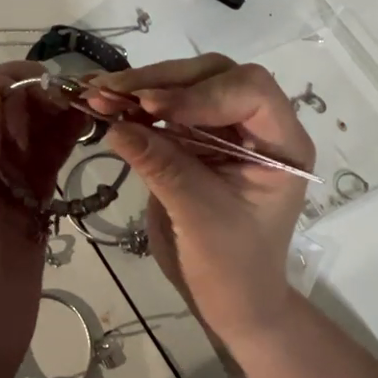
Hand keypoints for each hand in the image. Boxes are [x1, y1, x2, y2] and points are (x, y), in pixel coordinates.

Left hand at [0, 62, 82, 377]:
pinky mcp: (31, 222)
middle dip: (36, 99)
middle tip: (80, 95)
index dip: (1, 81)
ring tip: (91, 107)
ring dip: (54, 121)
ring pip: (29, 143)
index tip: (44, 75)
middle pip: (4, 117)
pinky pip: (47, 177)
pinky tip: (87, 135)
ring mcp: (3, 196)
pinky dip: (63, 154)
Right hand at [91, 54, 314, 342]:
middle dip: (161, 82)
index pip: (249, 90)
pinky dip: (131, 105)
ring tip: (96, 94)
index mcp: (281, 143)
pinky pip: (161, 108)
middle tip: (113, 93)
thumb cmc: (232, 268)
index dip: (202, 93)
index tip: (155, 111)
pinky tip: (101, 104)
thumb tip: (116, 126)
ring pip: (182, 84)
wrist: (228, 301)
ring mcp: (221, 128)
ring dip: (139, 88)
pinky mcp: (191, 137)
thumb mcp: (200, 218)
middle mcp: (255, 125)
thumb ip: (164, 168)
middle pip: (211, 76)